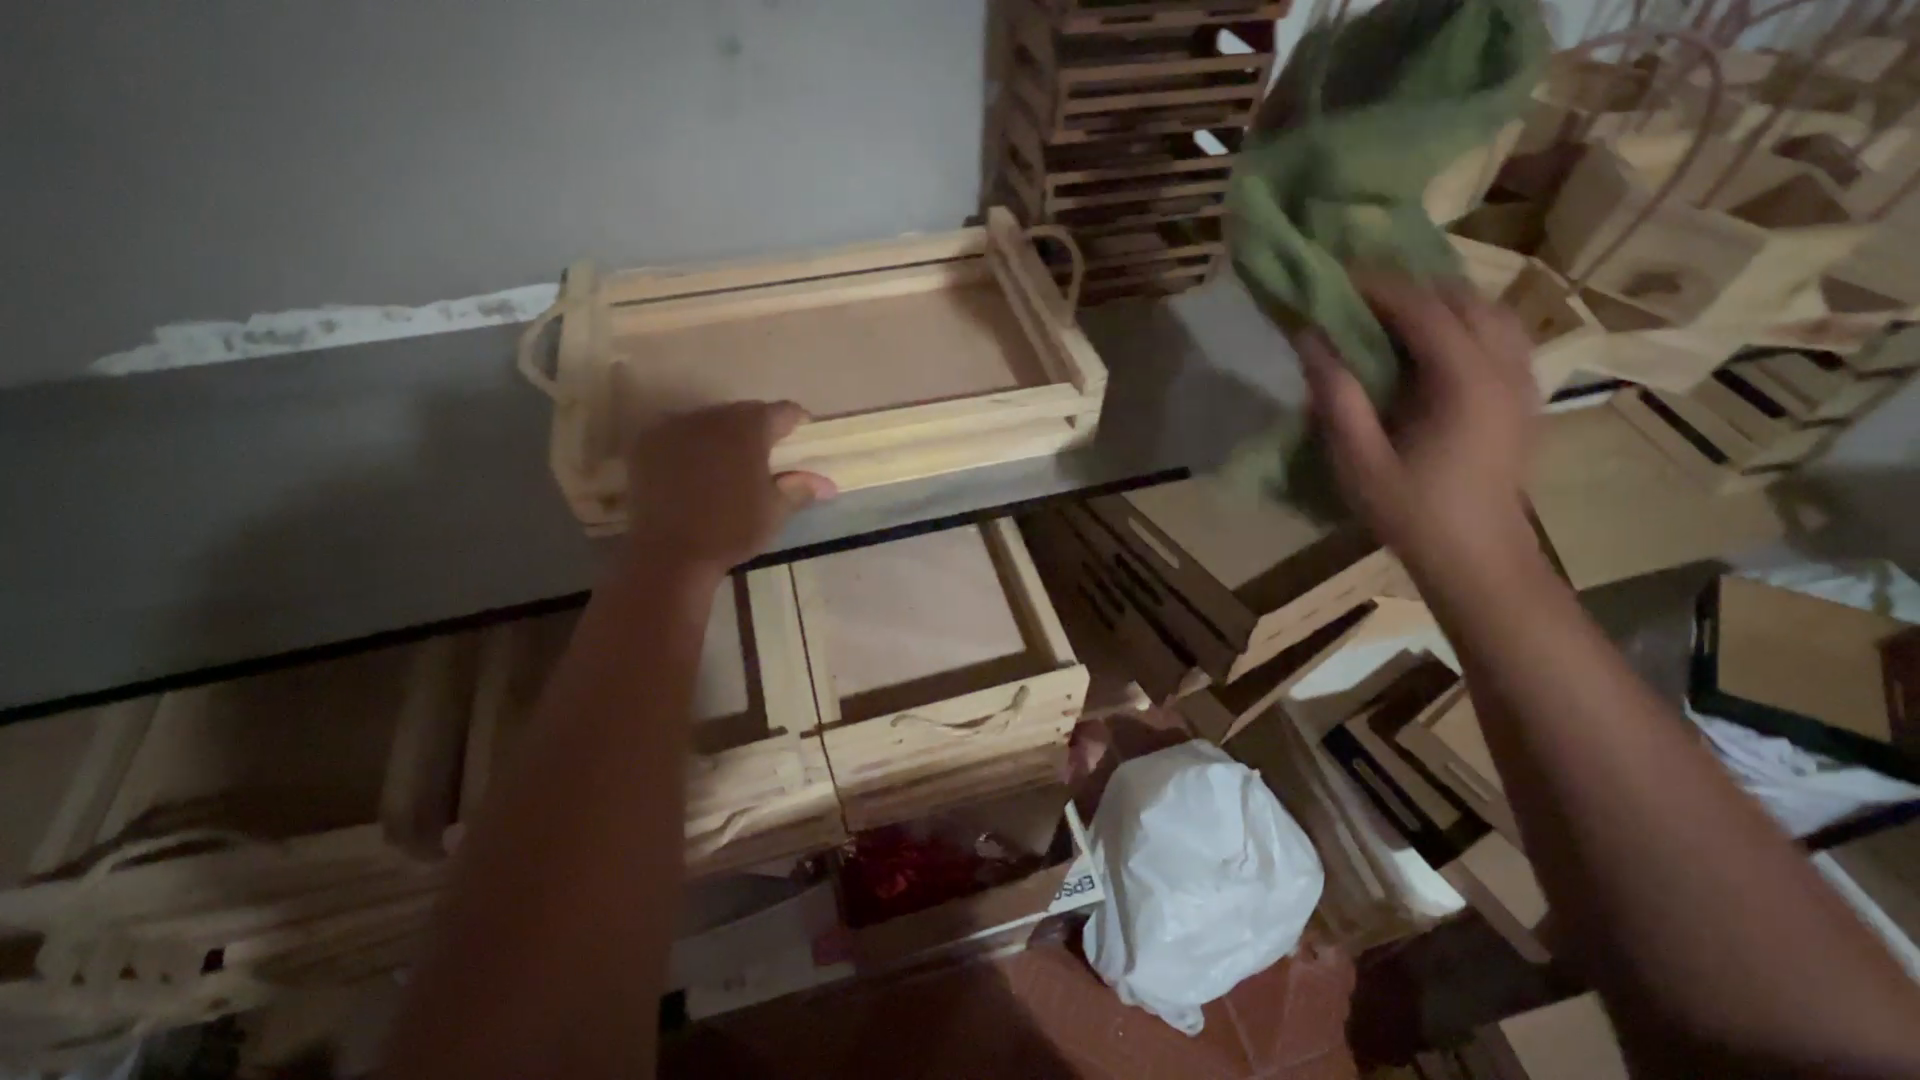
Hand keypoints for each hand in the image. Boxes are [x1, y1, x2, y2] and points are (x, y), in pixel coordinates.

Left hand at [622, 401, 835, 572]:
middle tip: (764, 454)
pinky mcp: (646, 442)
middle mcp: (712, 417)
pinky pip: (676, 432)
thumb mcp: (774, 511)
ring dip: (721, 434)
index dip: (796, 422)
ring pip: (708, 420)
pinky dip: (689, 444)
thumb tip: (828, 484)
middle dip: (757, 428)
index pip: (782, 412)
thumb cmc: (732, 530)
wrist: (670, 553)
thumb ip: (800, 488)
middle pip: (743, 413)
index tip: (801, 437)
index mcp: (749, 428)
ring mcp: (675, 426)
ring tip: (726, 462)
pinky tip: (692, 468)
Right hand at [1300, 276, 1540, 576]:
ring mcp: (1522, 381)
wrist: (1479, 559)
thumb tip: (1310, 339)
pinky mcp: (1524, 396)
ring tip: (1396, 312)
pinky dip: (1467, 323)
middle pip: (1462, 298)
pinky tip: (1435, 343)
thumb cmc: (1414, 515)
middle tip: (1360, 294)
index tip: (1335, 278)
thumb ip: (1336, 397)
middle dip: (1410, 286)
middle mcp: (1504, 368)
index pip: (1423, 308)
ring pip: (1490, 312)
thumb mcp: (1360, 462)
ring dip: (1442, 301)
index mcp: (1466, 382)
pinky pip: (1502, 335)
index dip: (1377, 286)